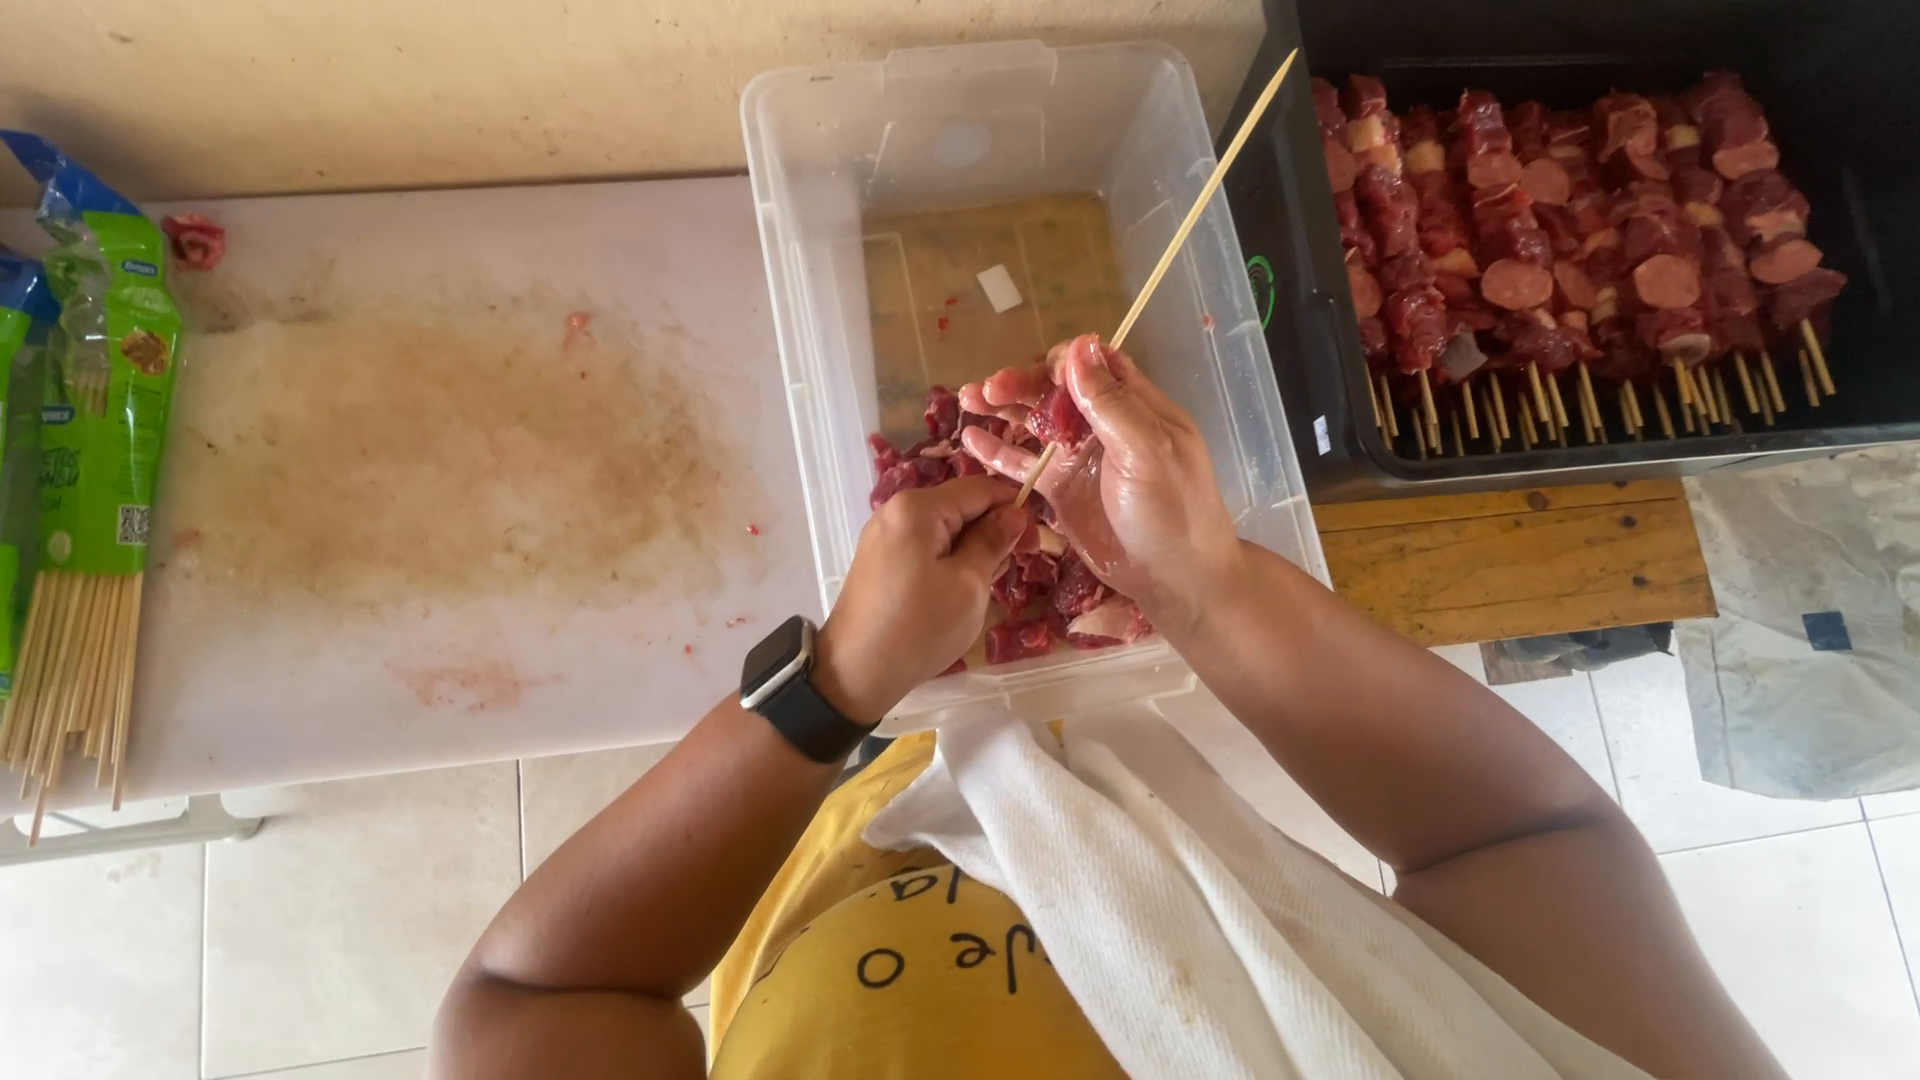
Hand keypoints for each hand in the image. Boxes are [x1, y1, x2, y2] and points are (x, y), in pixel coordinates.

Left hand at [812, 476, 1030, 723]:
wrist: (855, 673)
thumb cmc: (919, 628)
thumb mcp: (969, 584)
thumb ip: (993, 541)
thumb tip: (1014, 512)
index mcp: (918, 508)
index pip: (980, 488)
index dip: (1015, 508)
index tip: (1038, 541)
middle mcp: (896, 510)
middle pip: (960, 505)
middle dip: (992, 529)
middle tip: (1014, 568)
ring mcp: (884, 534)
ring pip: (944, 527)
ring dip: (972, 547)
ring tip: (987, 585)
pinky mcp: (880, 558)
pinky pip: (925, 545)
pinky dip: (949, 558)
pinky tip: (959, 588)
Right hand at [959, 334, 1243, 634]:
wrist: (1174, 578)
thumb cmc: (1172, 511)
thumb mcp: (1147, 452)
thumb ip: (1111, 402)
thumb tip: (1079, 346)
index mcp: (1133, 407)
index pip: (1094, 365)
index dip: (1063, 361)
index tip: (1038, 373)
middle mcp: (1102, 426)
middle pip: (1055, 391)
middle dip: (1022, 383)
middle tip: (989, 389)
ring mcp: (1078, 458)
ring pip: (1034, 422)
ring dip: (1003, 408)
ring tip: (969, 399)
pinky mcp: (1060, 490)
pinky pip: (1023, 464)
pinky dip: (997, 451)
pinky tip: (970, 439)